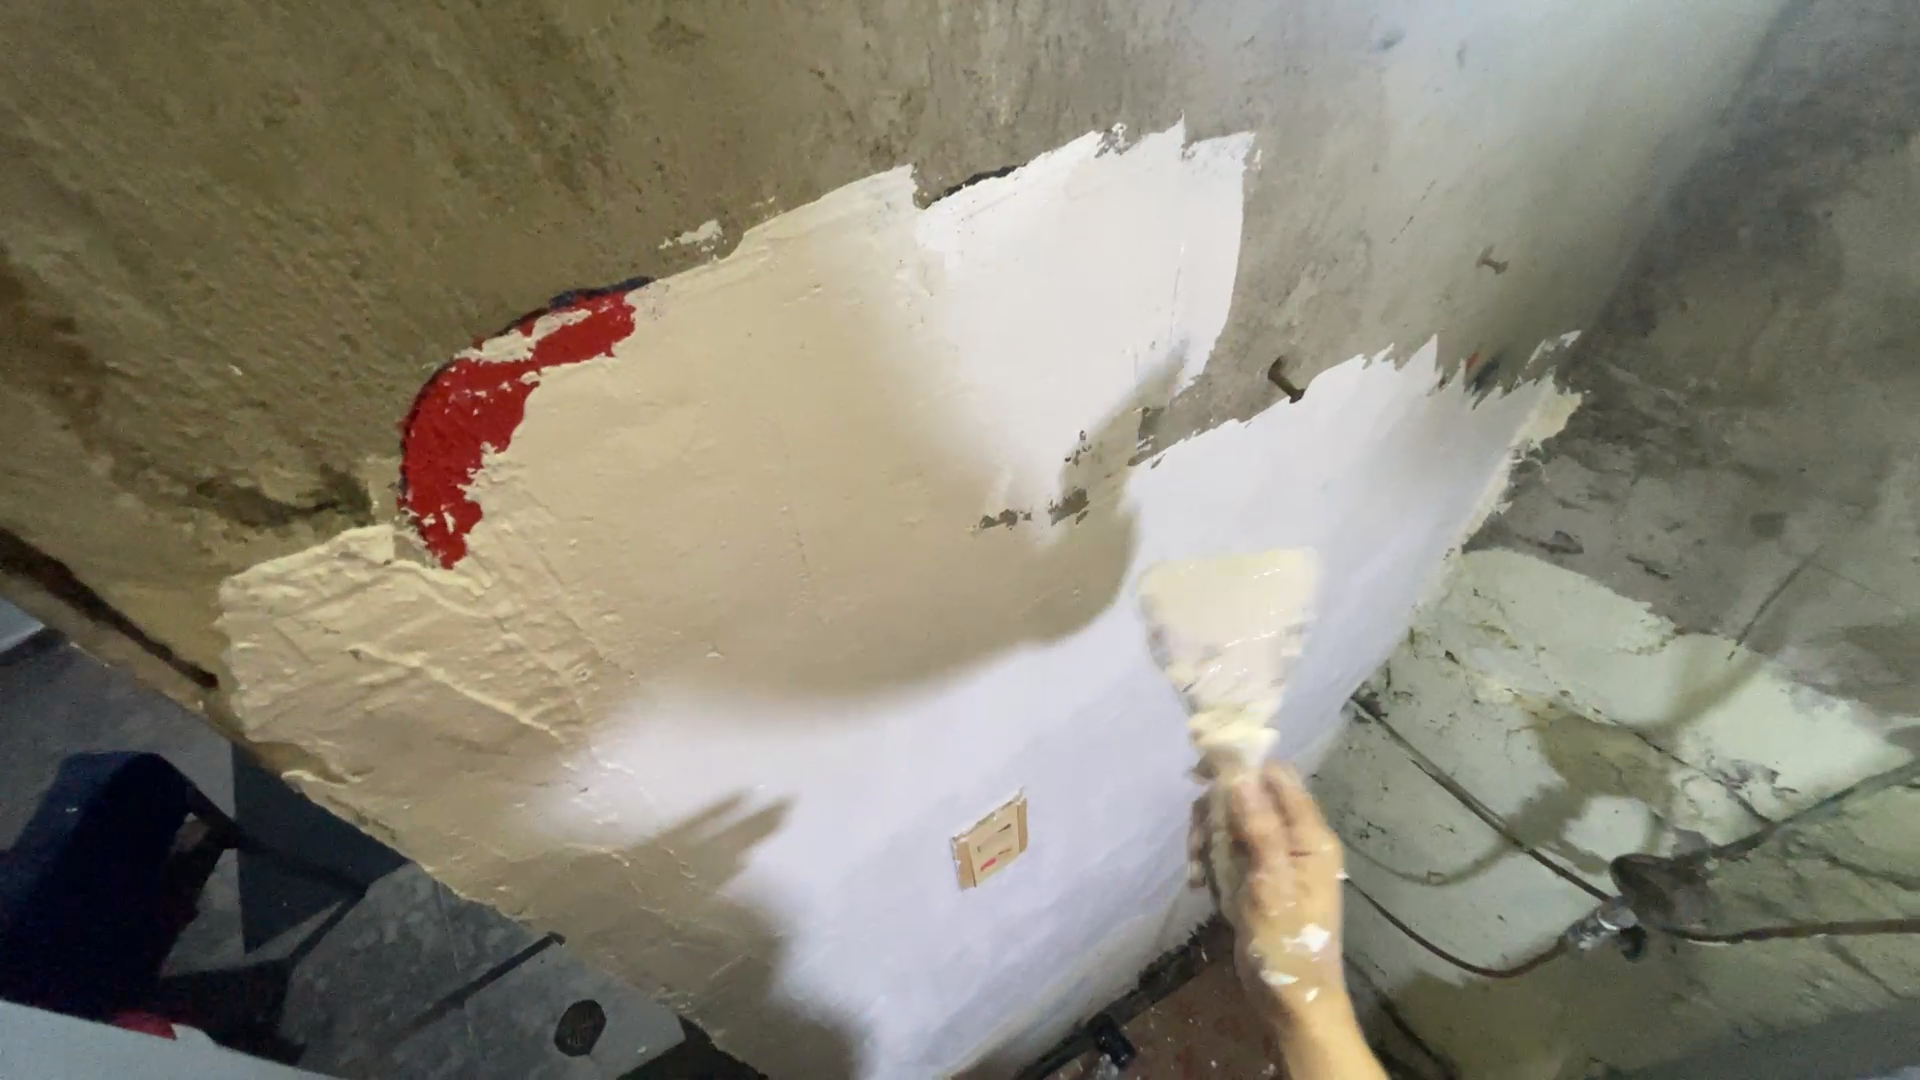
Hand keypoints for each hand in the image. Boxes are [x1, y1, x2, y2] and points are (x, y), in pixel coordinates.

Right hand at [1220, 765, 1347, 1024]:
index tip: (1200, 772)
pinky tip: (1200, 883)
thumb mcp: (1271, 885)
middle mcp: (1295, 838)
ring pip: (1230, 819)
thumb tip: (1239, 775)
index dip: (1240, 764)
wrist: (1291, 1003)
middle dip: (1215, 810)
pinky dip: (1208, 859)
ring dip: (1206, 837)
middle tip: (1196, 837)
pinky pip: (1226, 847)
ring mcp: (1274, 855)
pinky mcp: (1256, 873)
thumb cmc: (1288, 945)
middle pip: (1247, 794)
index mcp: (1310, 836)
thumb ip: (1259, 828)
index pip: (1276, 775)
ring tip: (1197, 868)